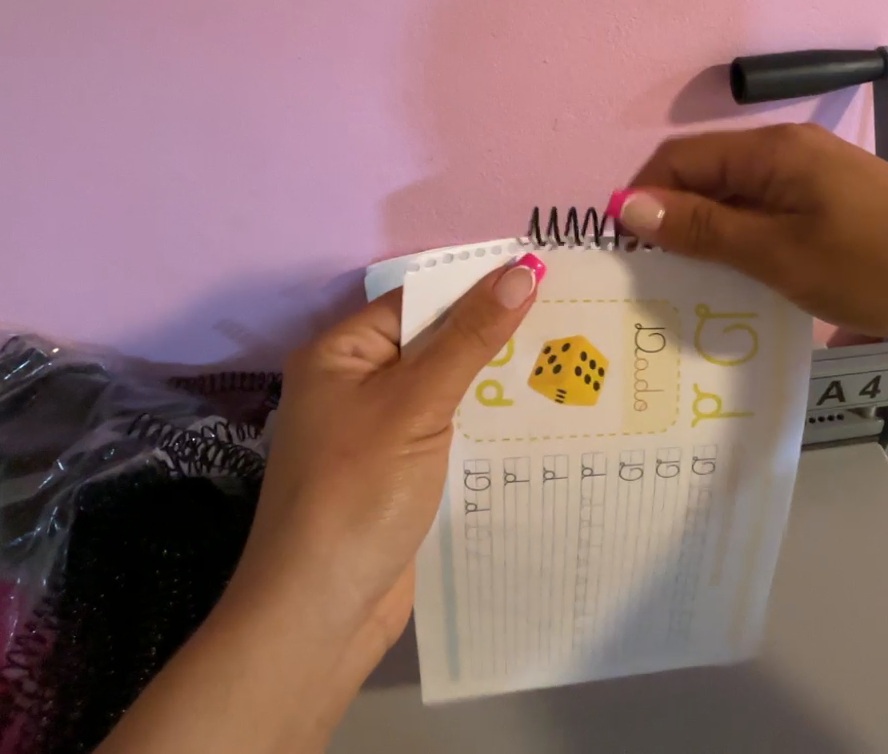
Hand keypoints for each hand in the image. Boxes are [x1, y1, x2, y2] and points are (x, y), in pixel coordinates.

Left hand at [228, 254, 544, 661]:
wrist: (321, 617)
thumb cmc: (358, 492)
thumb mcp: (417, 404)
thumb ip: (470, 337)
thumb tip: (523, 271)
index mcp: (341, 353)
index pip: (418, 300)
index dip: (476, 285)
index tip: (542, 274)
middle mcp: (356, 383)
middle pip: (434, 340)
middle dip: (492, 330)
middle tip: (567, 314)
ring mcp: (378, 429)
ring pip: (446, 385)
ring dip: (495, 376)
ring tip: (566, 355)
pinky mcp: (400, 468)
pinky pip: (448, 425)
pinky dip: (485, 417)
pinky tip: (537, 410)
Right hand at [615, 124, 887, 338]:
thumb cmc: (874, 266)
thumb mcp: (779, 255)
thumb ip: (703, 229)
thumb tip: (629, 206)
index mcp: (769, 151)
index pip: (679, 159)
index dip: (645, 199)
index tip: (629, 254)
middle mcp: (785, 150)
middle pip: (705, 175)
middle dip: (673, 219)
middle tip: (659, 277)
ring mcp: (810, 173)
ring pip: (734, 196)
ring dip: (708, 233)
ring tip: (694, 283)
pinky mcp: (828, 198)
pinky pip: (765, 210)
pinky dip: (743, 239)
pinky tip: (742, 276)